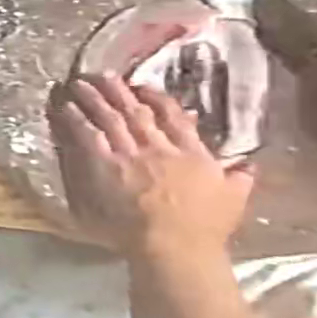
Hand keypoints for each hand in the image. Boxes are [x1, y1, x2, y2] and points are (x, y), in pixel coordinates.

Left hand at [49, 73, 253, 261]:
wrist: (173, 243)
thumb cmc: (205, 227)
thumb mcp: (234, 199)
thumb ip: (240, 178)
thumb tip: (250, 165)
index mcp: (194, 155)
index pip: (176, 119)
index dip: (158, 100)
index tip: (144, 86)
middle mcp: (160, 149)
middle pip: (136, 113)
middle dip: (118, 91)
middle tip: (103, 74)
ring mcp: (130, 155)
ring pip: (109, 119)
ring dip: (93, 99)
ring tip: (79, 83)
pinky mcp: (104, 164)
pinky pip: (87, 135)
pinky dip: (76, 119)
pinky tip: (65, 108)